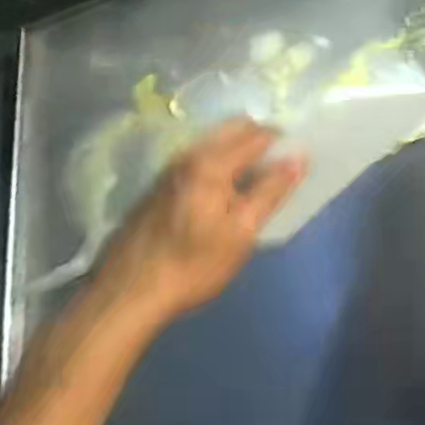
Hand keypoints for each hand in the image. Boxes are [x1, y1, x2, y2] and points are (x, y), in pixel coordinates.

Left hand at [91, 118, 305, 326]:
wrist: (125, 296)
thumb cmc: (192, 265)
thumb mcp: (241, 232)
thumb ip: (272, 191)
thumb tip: (299, 157)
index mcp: (212, 162)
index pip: (258, 134)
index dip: (282, 141)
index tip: (294, 157)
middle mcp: (189, 154)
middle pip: (234, 128)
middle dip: (259, 138)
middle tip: (276, 167)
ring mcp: (170, 168)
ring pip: (215, 141)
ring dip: (238, 148)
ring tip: (252, 180)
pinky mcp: (158, 184)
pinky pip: (199, 156)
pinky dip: (219, 160)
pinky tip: (222, 191)